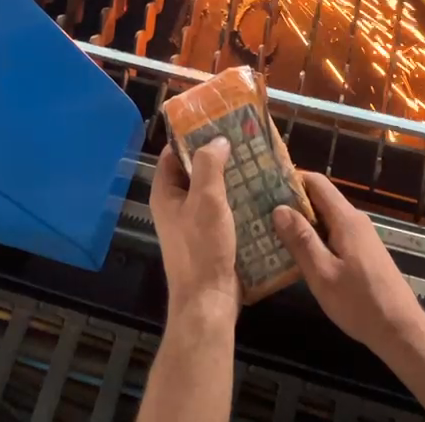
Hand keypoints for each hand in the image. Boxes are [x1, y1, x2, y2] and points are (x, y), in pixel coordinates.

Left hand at [151, 137, 239, 313]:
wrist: (209, 302)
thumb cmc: (202, 248)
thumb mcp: (206, 200)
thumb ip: (208, 165)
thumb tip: (217, 139)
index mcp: (165, 194)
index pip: (172, 154)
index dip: (190, 136)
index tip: (215, 122)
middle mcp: (176, 206)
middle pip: (194, 170)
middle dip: (217, 155)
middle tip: (243, 139)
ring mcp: (193, 224)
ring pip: (212, 191)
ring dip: (231, 178)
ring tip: (256, 160)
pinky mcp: (211, 238)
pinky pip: (224, 210)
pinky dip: (238, 200)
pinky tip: (259, 191)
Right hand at [273, 172, 424, 352]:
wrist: (401, 330)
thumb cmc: (359, 303)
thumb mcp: (322, 274)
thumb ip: (301, 240)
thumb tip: (279, 208)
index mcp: (345, 219)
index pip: (317, 182)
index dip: (292, 180)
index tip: (266, 187)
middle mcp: (354, 221)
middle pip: (321, 199)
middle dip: (292, 203)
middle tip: (262, 212)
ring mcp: (360, 237)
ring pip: (326, 218)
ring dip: (302, 223)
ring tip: (273, 232)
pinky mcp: (362, 253)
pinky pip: (334, 234)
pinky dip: (314, 237)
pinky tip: (298, 255)